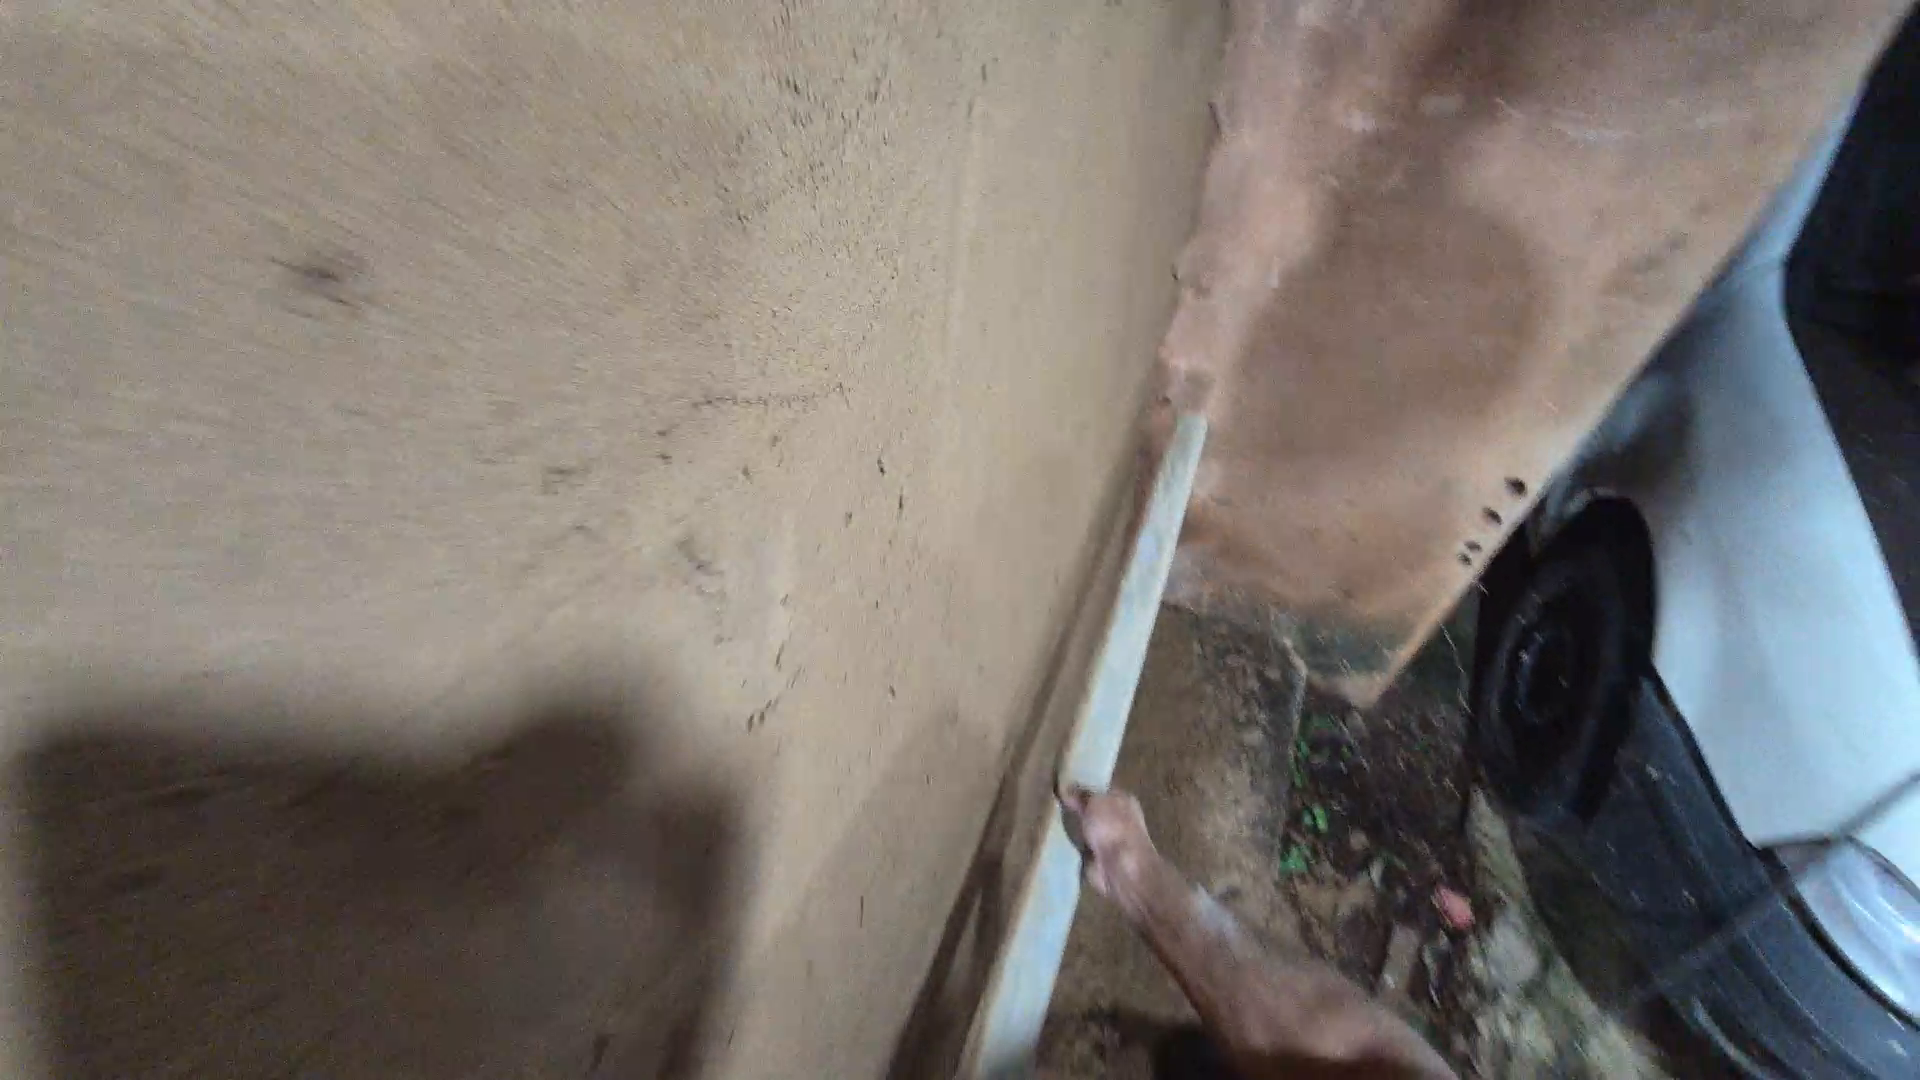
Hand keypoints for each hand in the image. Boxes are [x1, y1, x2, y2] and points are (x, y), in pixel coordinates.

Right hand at [1058, 785, 1157, 904]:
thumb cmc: (1113, 828)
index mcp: (1122, 800)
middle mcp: (1116, 818)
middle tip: (1051, 800)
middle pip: (1090, 808)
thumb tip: (1066, 786)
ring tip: (1046, 817)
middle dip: (1074, 807)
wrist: (1121, 869)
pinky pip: (1078, 846)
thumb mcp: (1094, 802)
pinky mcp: (1096, 857)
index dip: (1082, 784)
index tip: (1061, 782)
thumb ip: (1080, 794)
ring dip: (1070, 827)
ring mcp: (1106, 839)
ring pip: (1083, 827)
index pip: (1100, 788)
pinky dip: (1069, 845)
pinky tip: (1052, 838)